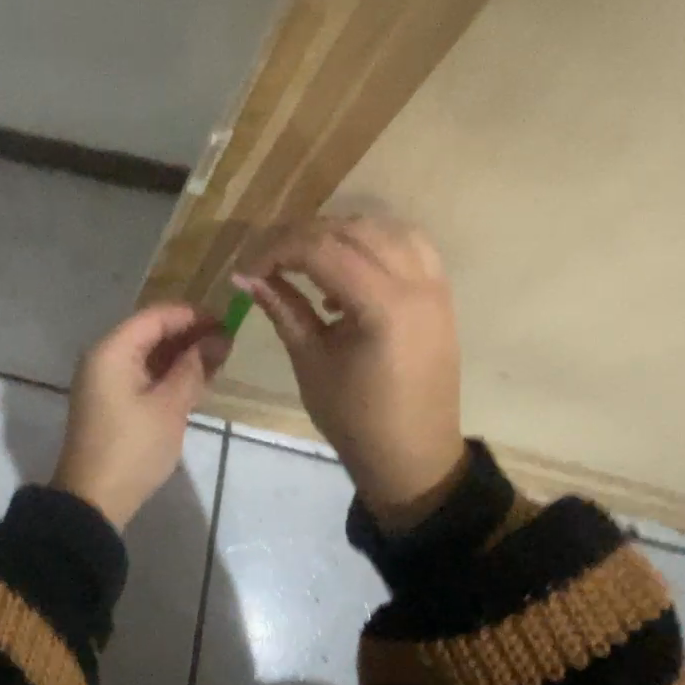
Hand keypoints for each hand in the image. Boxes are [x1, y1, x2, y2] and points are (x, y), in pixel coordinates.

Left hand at [51, 303, 231, 530]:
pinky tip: (194, 379)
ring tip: (218, 359)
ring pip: (146, 353)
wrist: (93, 498)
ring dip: (179, 354)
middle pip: (149, 331)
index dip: (191, 315)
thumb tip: (220, 338)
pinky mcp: (108, 398)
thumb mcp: (170, 406)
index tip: (227, 322)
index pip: (155, 316)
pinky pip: (140, 372)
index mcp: (111, 350)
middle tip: (228, 342)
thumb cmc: (133, 448)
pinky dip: (166, 372)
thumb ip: (194, 367)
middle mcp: (103, 356)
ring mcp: (103, 378)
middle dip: (188, 334)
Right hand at [234, 215, 465, 532]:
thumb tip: (244, 275)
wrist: (414, 456)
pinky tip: (348, 267)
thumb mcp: (310, 360)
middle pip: (351, 229)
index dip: (277, 250)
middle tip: (269, 260)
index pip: (321, 249)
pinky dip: (374, 242)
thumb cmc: (355, 417)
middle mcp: (416, 285)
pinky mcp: (440, 294)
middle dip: (302, 236)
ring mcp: (435, 287)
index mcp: (384, 308)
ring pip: (383, 228)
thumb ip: (282, 307)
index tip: (247, 269)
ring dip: (339, 232)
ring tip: (307, 258)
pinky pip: (409, 244)